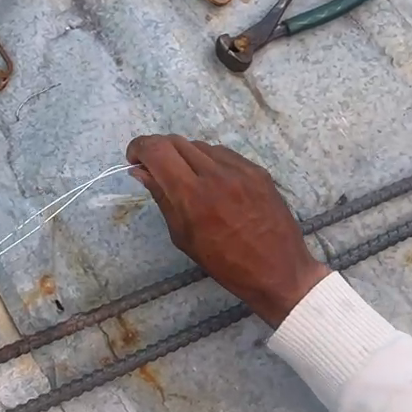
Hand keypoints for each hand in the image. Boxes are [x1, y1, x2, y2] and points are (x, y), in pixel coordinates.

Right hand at [126, 135, 327, 326]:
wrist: (278, 270)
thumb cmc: (224, 263)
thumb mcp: (182, 235)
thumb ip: (161, 197)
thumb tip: (140, 171)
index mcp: (192, 195)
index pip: (157, 150)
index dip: (138, 147)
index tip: (134, 159)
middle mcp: (215, 174)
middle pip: (175, 141)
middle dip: (157, 150)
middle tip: (154, 168)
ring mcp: (239, 169)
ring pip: (198, 145)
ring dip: (183, 155)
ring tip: (185, 177)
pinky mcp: (257, 170)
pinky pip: (223, 154)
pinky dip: (208, 161)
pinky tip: (211, 180)